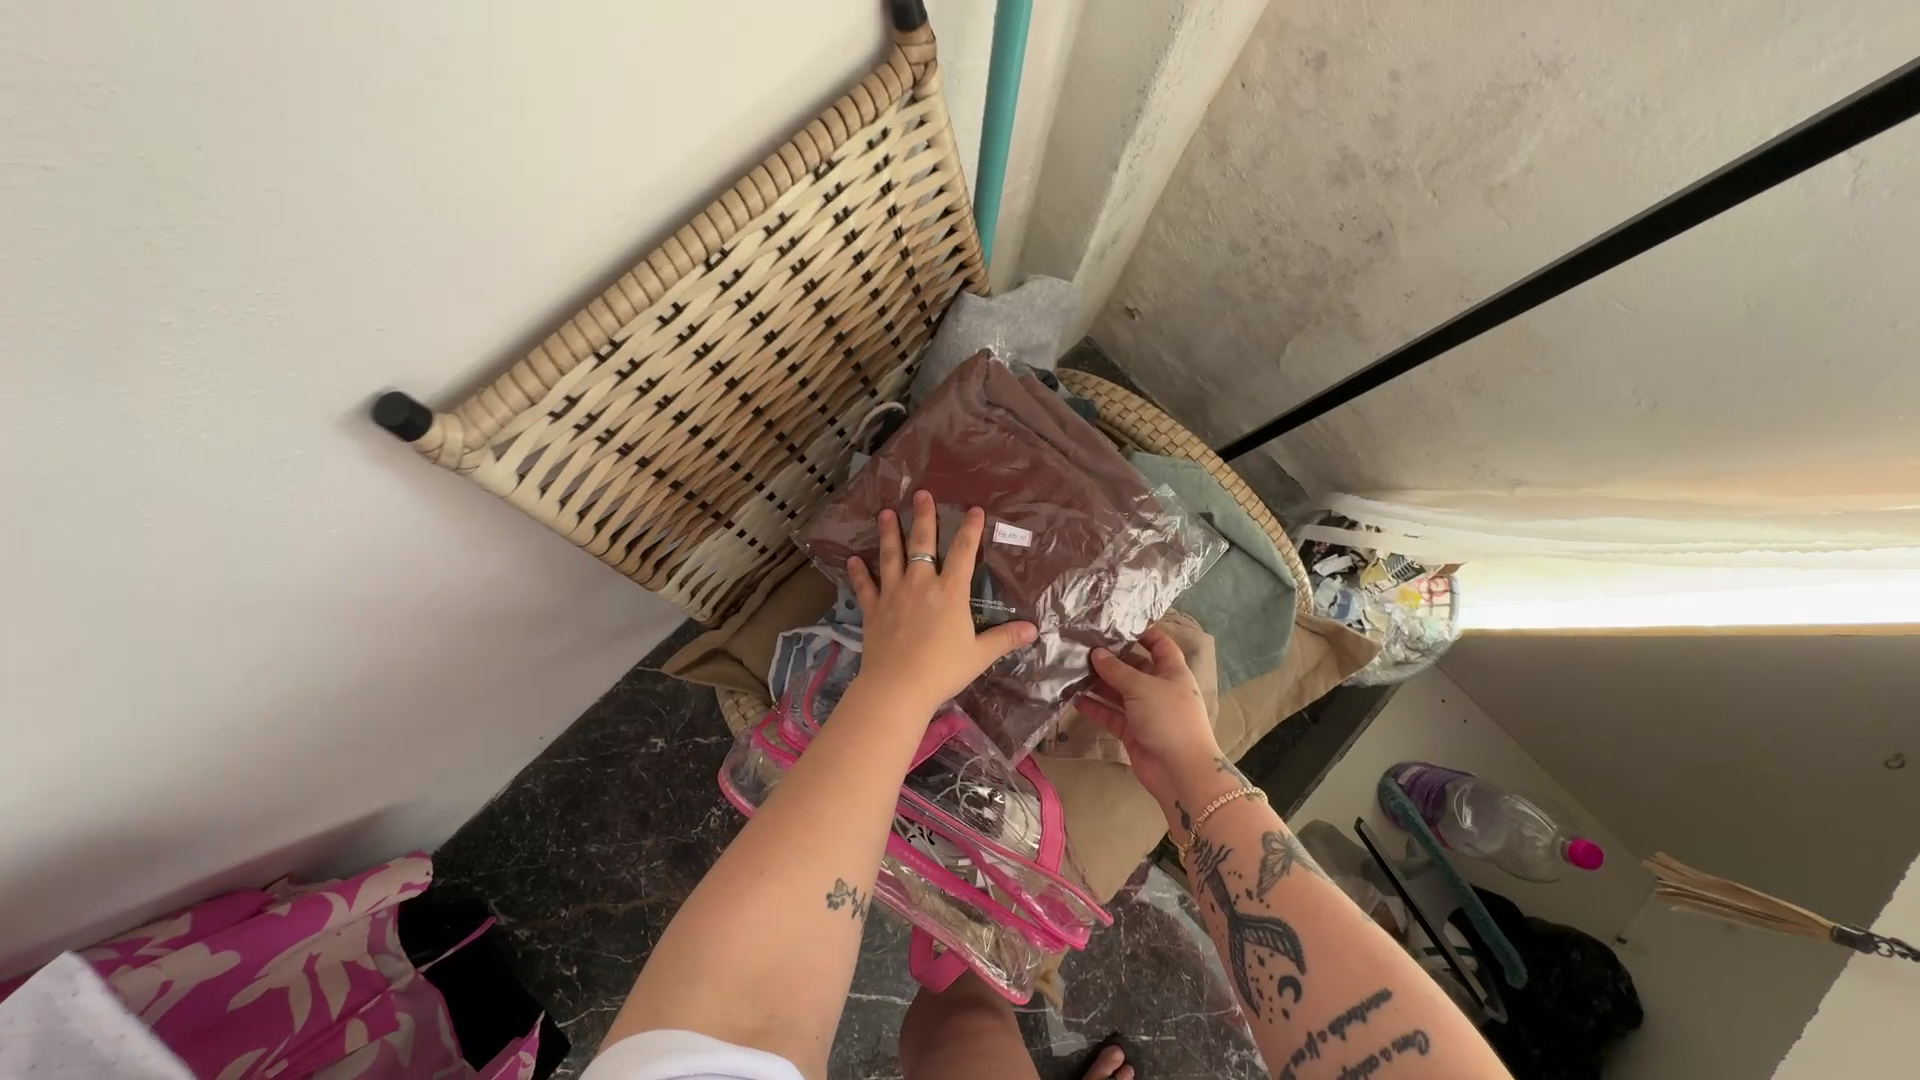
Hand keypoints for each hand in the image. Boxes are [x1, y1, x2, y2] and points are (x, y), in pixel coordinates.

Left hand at [847, 490, 1037, 716]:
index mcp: (950, 592)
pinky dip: (859, 573)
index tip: (974, 509)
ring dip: (888, 534)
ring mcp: (893, 595)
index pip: (964, 552)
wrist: (898, 687)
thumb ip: (1004, 638)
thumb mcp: (979, 655)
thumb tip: (1033, 630)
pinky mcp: (873, 610)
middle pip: (922, 544)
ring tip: (885, 513)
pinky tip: (853, 559)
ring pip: (891, 557)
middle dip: (923, 517)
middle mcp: (921, 585)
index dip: (970, 529)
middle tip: (920, 494)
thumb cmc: (942, 670)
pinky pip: (865, 587)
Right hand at [1076, 626, 1228, 806]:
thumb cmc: (1168, 719)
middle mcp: (1159, 689)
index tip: (1116, 624)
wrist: (1180, 771)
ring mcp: (1145, 711)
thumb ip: (1117, 670)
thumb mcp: (1142, 687)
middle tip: (1082, 647)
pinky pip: (1111, 714)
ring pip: (1118, 692)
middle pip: (1133, 668)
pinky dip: (1095, 707)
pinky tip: (1074, 698)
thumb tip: (1096, 653)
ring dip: (1098, 683)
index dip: (1143, 633)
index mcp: (1172, 672)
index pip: (1160, 645)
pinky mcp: (1132, 731)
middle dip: (1111, 659)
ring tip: (1072, 670)